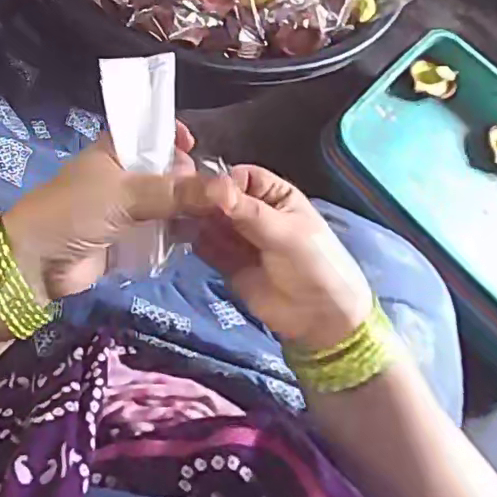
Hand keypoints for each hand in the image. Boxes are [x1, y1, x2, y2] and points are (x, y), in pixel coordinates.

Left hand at [1, 122, 195, 301]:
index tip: (197, 148)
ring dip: (190, 210)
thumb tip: (229, 190)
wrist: (37, 264)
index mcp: (117, 149)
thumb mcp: (125, 195)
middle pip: (171, 170)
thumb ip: (176, 192)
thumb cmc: (74, 212)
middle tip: (213, 195)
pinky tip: (198, 236)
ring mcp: (129, 208)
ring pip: (171, 202)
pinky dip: (179, 234)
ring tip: (214, 217)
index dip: (178, 138)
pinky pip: (164, 231)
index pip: (156, 133)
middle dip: (193, 180)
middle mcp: (126, 174)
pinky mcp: (132, 238)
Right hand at [183, 165, 373, 352]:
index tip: (202, 190)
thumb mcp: (284, 233)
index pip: (242, 177)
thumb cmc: (314, 265)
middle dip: (202, 199)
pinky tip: (178, 235)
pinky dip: (192, 240)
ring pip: (210, 220)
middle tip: (179, 203)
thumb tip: (211, 186)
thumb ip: (247, 211)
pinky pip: (206, 246)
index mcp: (276, 196)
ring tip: (175, 218)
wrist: (321, 319)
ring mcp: (240, 238)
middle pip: (221, 198)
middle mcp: (255, 213)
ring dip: (193, 218)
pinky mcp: (227, 262)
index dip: (222, 181)